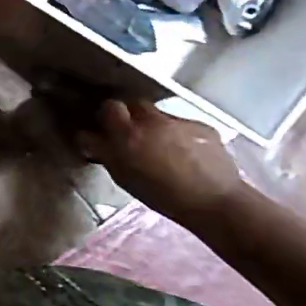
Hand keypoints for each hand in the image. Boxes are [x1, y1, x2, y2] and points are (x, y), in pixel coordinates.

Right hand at [76, 99, 244, 217]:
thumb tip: (90, 138)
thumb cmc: (163, 196)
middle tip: (133, 136)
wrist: (215, 201)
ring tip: (164, 150)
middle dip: (131, 116)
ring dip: (156, 127)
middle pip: (134, 104)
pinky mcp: (202, 125)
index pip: (109, 107)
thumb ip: (106, 153)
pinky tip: (188, 156)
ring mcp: (179, 121)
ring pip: (160, 116)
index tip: (107, 128)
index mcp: (128, 134)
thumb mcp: (124, 178)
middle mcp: (152, 120)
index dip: (108, 116)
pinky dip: (180, 136)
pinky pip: (183, 126)